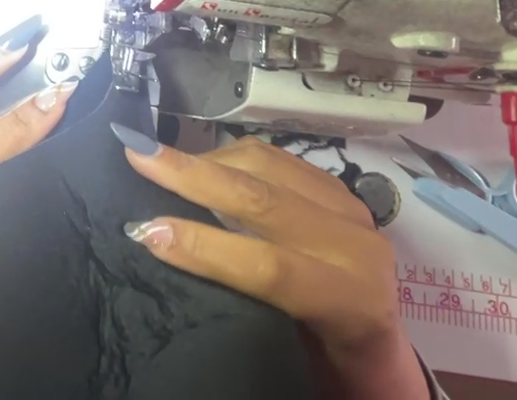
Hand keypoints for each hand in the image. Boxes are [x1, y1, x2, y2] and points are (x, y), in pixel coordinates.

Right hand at [117, 133, 429, 399]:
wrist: (377, 343)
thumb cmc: (323, 360)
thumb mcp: (286, 345)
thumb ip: (236, 296)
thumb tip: (161, 245)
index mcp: (351, 302)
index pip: (271, 267)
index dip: (206, 247)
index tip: (147, 231)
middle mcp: (356, 247)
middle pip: (264, 200)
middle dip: (193, 175)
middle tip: (138, 155)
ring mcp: (350, 209)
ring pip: (267, 167)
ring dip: (206, 160)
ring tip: (160, 158)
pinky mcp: (337, 186)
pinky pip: (276, 157)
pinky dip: (230, 155)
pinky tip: (200, 160)